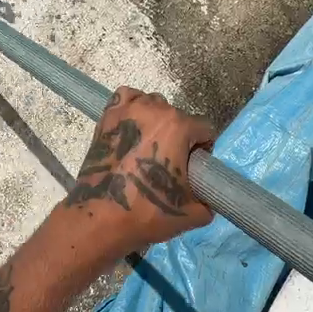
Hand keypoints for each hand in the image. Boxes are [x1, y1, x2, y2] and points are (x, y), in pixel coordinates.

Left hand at [60, 87, 214, 256]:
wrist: (103, 214)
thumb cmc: (150, 211)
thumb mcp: (195, 212)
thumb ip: (209, 196)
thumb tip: (207, 193)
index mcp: (179, 126)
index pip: (204, 129)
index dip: (204, 149)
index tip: (196, 167)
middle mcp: (154, 109)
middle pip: (178, 116)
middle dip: (180, 136)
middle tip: (171, 162)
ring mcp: (127, 109)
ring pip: (153, 104)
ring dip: (157, 120)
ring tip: (150, 146)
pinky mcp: (107, 114)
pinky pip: (126, 97)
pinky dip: (133, 106)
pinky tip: (133, 125)